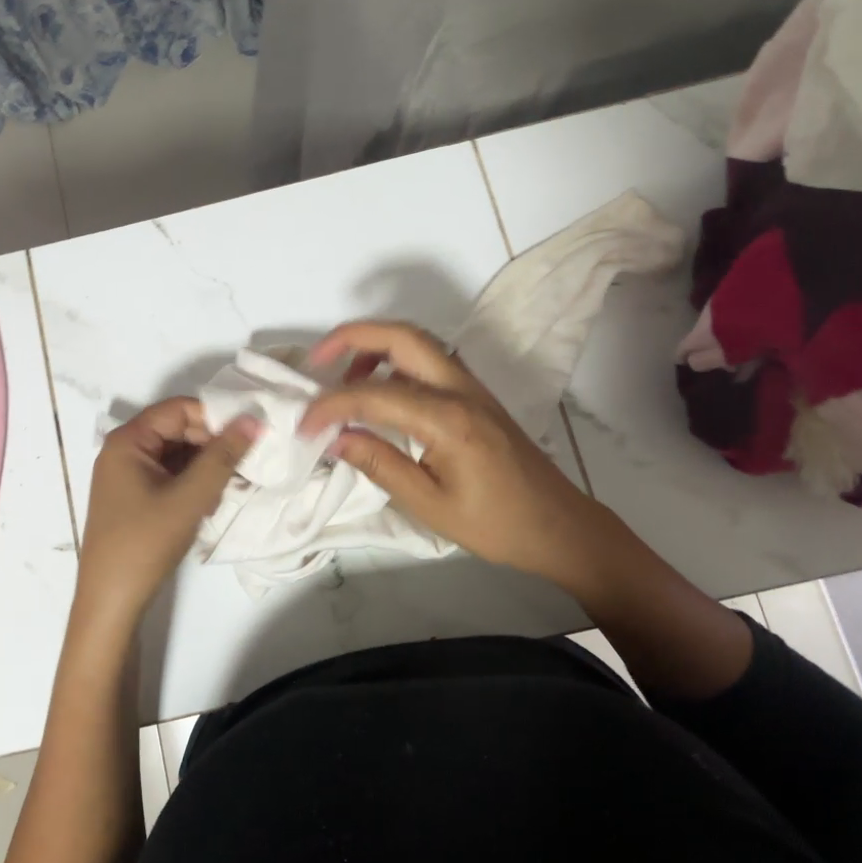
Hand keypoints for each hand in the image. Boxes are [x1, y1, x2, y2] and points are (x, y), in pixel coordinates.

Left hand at [76, 398, 258, 620]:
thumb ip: (222, 456)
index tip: (249, 437)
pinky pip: (169, 475)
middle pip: (178, 429)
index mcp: (127, 440)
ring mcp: (127, 474)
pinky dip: (192, 483)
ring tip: (225, 491)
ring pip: (177, 454)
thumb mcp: (190, 498)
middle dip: (211, 445)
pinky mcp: (134, 496)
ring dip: (204, 467)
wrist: (111, 600)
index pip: (179, 409)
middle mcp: (123, 450)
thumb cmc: (145, 542)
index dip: (215, 418)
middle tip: (242, 467)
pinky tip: (208, 504)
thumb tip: (253, 420)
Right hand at [299, 320, 612, 587]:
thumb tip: (335, 438)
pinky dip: (396, 360)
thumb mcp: (430, 505)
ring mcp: (472, 387)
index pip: (373, 394)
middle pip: (402, 336)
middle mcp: (460, 389)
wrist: (559, 526)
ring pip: (418, 341)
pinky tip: (380, 391)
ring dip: (375, 345)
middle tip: (315, 360)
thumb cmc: (496, 524)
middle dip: (352, 336)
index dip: (330, 405)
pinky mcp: (477, 395)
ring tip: (342, 378)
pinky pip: (430, 360)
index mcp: (447, 419)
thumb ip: (380, 464)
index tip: (303, 426)